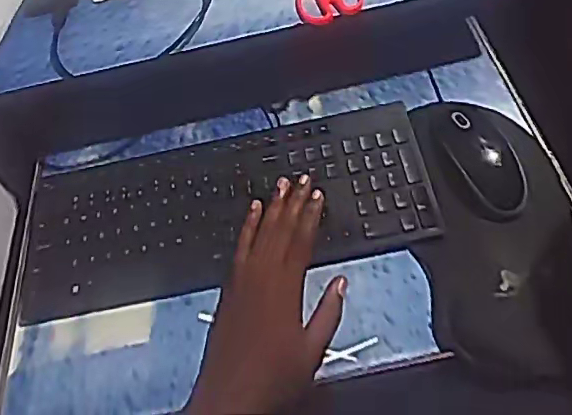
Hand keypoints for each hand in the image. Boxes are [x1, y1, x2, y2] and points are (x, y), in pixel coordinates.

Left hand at [186, 175, 345, 414]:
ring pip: (262, 230)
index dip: (312, 215)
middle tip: (304, 178)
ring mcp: (244, 275)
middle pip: (282, 229)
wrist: (230, 392)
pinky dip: (248, 223)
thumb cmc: (273, 377)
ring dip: (273, 205)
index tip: (318, 194)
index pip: (302, 241)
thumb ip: (328, 313)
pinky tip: (253, 208)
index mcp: (287, 288)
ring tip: (282, 183)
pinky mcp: (230, 281)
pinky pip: (241, 243)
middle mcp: (264, 274)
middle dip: (295, 201)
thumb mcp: (312, 351)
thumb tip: (341, 282)